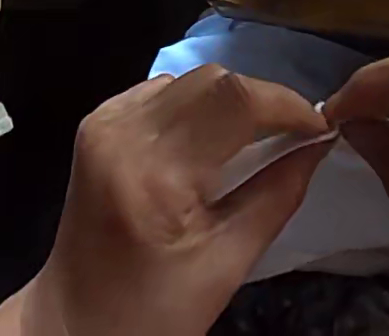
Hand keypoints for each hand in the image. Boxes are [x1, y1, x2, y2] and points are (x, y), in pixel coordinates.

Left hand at [0, 66, 331, 335]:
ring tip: (251, 134)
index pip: (237, 102)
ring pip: (194, 78)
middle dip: (263, 100)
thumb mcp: (227, 266)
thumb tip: (320, 142)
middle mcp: (125, 133)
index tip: (316, 125)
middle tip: (288, 132)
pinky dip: (198, 103)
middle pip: (217, 80)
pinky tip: (204, 136)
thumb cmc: (151, 315)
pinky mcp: (99, 119)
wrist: (68, 328)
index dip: (286, 104)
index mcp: (155, 176)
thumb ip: (279, 193)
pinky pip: (167, 88)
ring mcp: (106, 121)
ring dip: (231, 98)